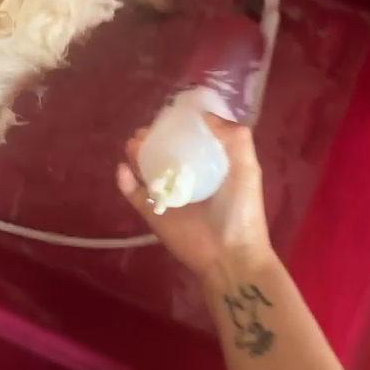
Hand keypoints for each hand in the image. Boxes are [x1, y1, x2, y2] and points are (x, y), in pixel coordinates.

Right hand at [116, 115, 273, 283]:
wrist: (230, 255)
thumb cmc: (241, 211)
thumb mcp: (247, 169)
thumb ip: (235, 138)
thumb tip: (204, 115)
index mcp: (209, 167)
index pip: (189, 141)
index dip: (177, 126)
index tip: (167, 115)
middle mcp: (187, 179)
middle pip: (163, 153)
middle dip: (151, 139)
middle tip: (145, 131)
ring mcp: (169, 197)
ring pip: (145, 171)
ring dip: (136, 155)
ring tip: (133, 144)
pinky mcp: (154, 214)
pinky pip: (135, 195)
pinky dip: (124, 182)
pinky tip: (122, 169)